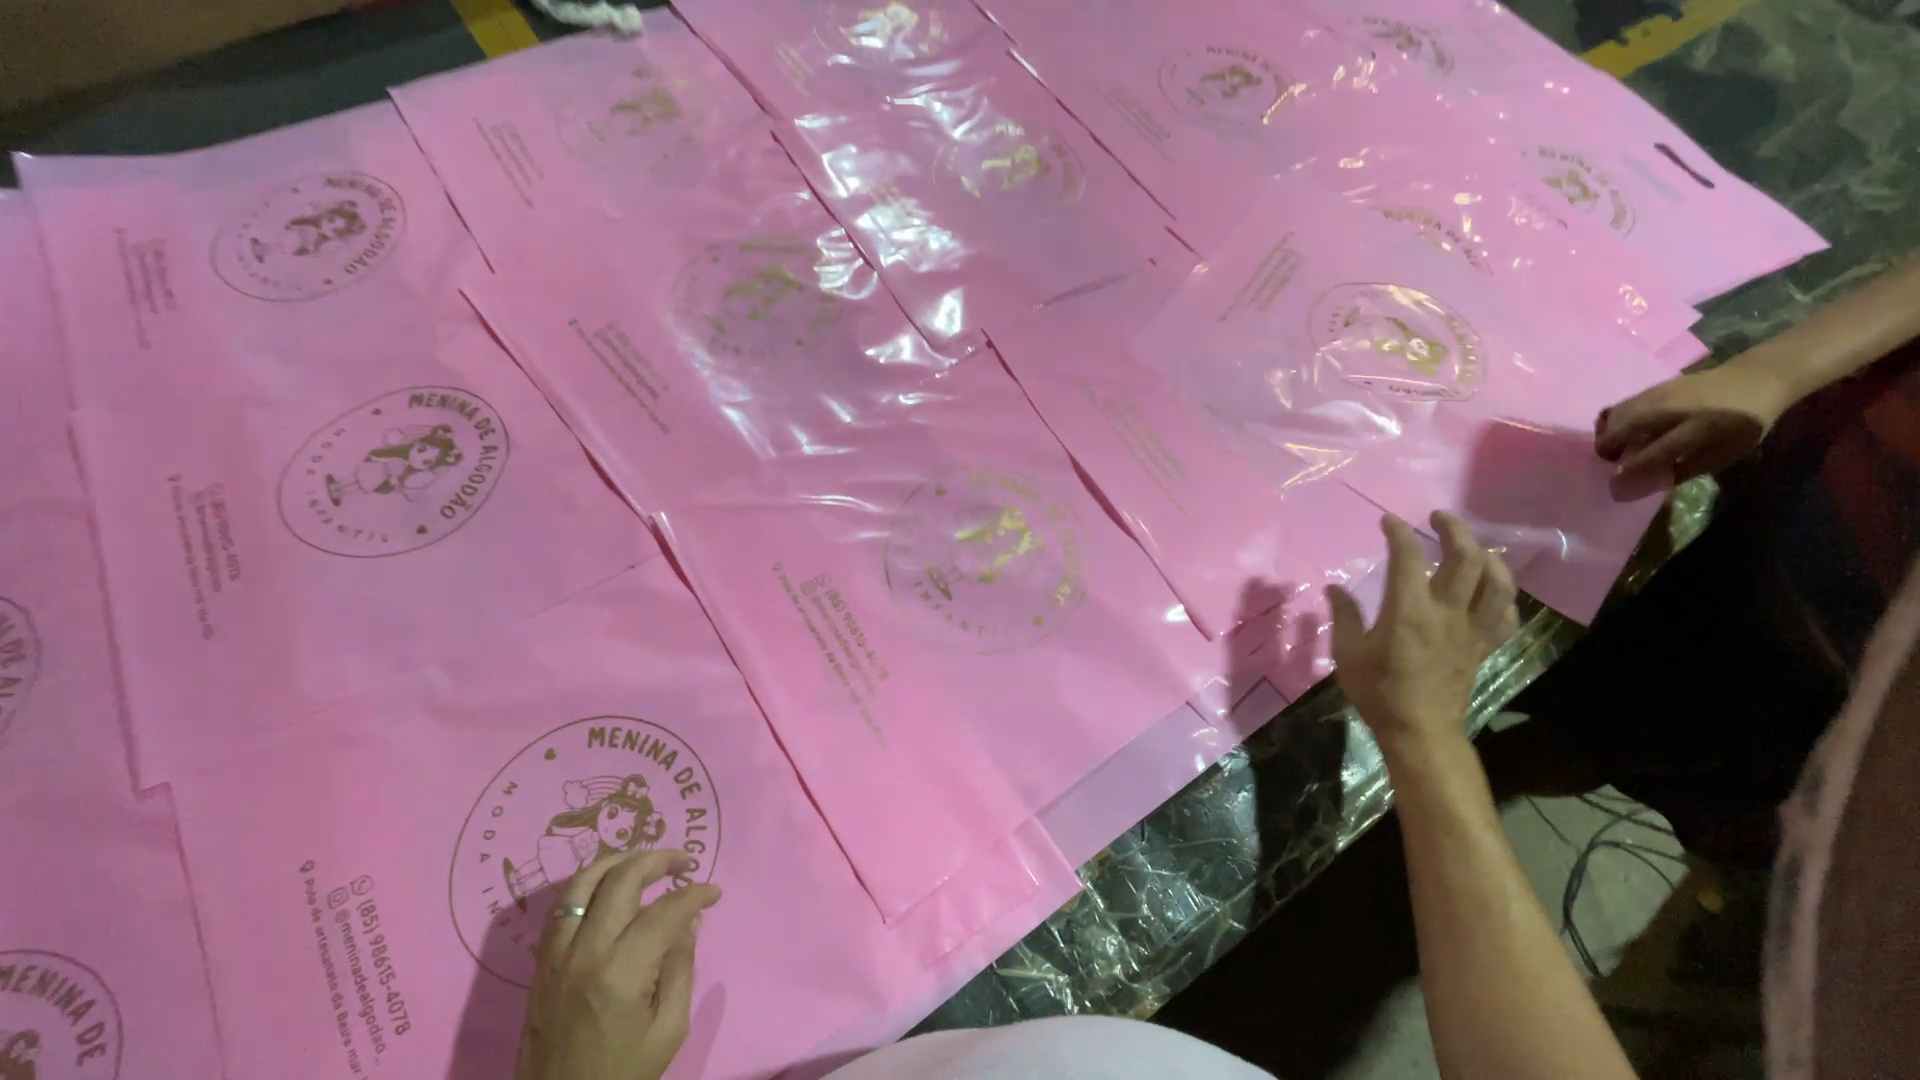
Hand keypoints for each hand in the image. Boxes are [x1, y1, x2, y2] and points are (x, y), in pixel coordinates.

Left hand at [516, 850, 722, 1079]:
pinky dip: (590, 885)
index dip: (694, 893)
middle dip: (659, 859)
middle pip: (622, 879)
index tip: (714, 892)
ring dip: (620, 861)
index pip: (664, 911)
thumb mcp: (668, 1031)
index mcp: (621, 973)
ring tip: (647, 860)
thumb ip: (680, 969)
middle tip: (685, 861)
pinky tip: (611, 888)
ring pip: (584, 881)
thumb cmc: (621, 1073)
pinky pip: (564, 906)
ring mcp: (557, 954)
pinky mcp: (541, 962)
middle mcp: (585, 952)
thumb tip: (689, 921)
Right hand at [1327, 513, 1518, 753]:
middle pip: (1465, 558)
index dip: (1398, 532)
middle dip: (1454, 529)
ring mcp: (1471, 630)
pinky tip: (1490, 590)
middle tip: (1437, 518)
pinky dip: (1501, 596)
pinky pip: (1506, 615)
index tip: (1388, 522)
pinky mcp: (1484, 646)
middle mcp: (1446, 613)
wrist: (1419, 731)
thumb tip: (1335, 588)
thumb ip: (1344, 616)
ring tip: (1472, 546)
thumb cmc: (1378, 692)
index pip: (1408, 557)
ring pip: (1497, 582)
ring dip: (1487, 556)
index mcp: (1408, 611)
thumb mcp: (1347, 654)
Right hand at [1595, 361, 1792, 500]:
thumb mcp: (1727, 452)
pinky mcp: (1654, 387)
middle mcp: (1677, 408)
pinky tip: (1616, 429)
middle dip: (1609, 445)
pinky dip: (1612, 419)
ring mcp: (1662, 394)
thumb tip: (1647, 483)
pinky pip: (1622, 404)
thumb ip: (1686, 468)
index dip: (1634, 467)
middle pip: (1629, 425)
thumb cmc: (1744, 423)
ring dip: (1607, 432)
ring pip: (1619, 413)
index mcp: (1702, 427)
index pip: (1658, 450)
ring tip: (1611, 446)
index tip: (1616, 482)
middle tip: (1607, 459)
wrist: (1755, 378)